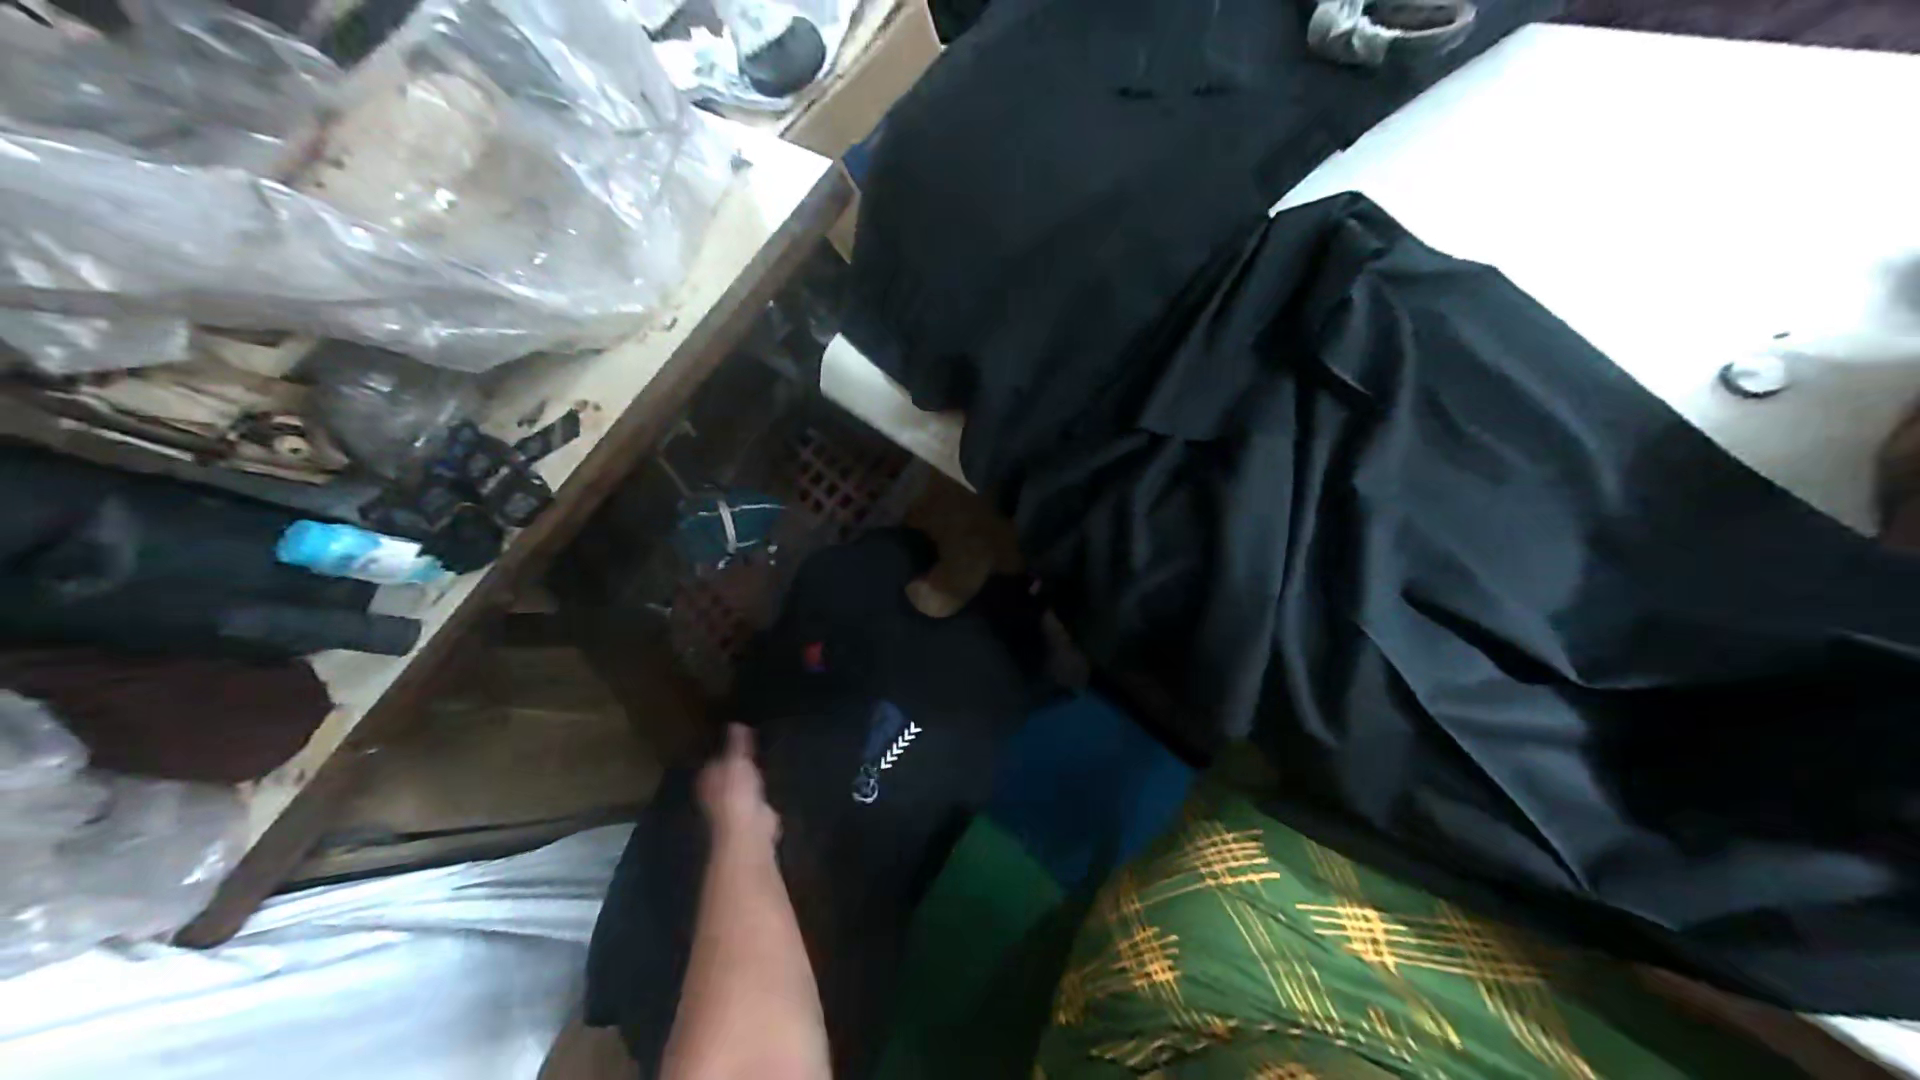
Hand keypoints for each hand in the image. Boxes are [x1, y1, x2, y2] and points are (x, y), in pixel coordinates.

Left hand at [697, 724, 778, 851]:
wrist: (749, 828)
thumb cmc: (737, 791)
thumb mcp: (737, 759)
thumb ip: (737, 743)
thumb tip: (735, 723)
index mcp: (709, 777)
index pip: (713, 760)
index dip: (722, 749)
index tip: (736, 738)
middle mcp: (715, 792)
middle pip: (724, 774)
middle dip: (733, 764)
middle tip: (748, 749)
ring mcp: (732, 805)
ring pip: (739, 786)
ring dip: (746, 778)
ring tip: (758, 763)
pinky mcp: (749, 815)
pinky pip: (753, 796)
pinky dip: (758, 790)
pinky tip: (767, 783)